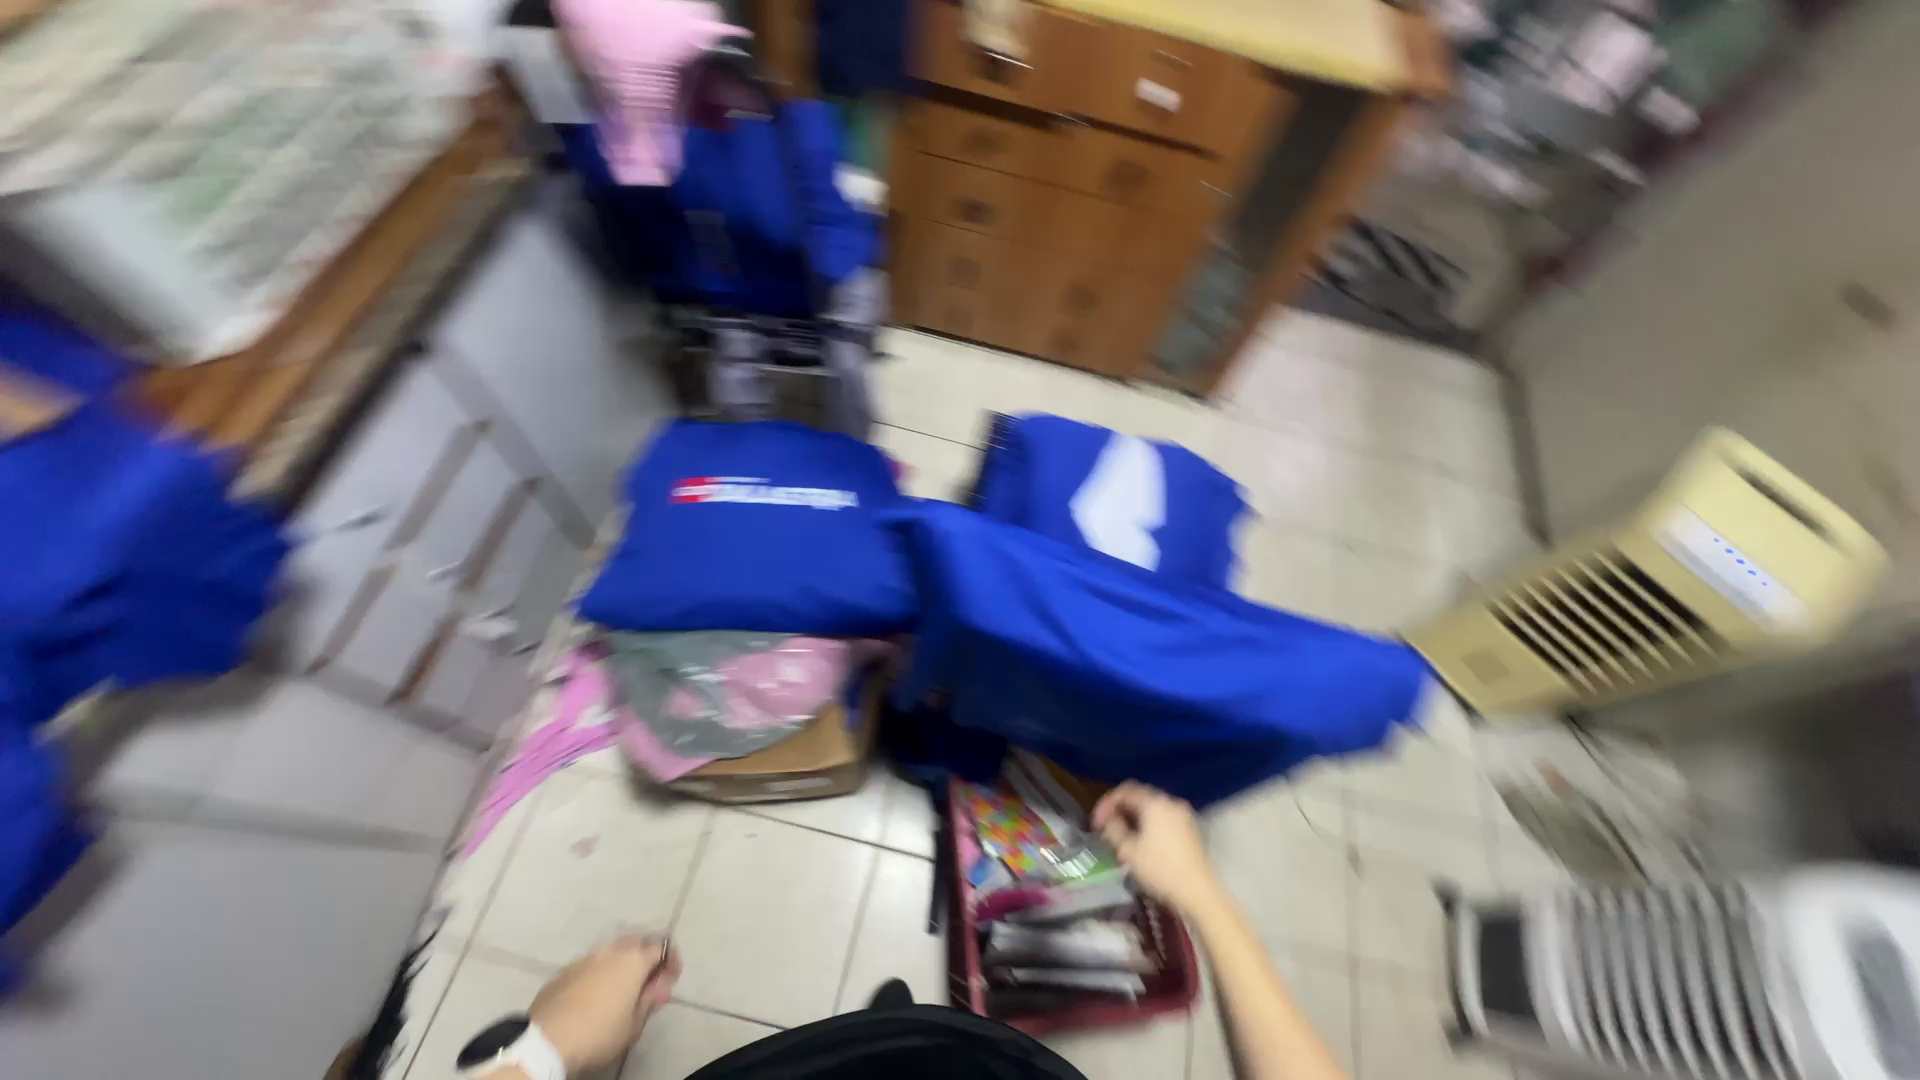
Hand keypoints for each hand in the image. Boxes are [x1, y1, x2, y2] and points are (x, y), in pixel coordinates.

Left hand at [529, 935, 679, 1073]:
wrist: (545, 1042)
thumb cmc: (599, 1033)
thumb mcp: (634, 1024)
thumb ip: (651, 998)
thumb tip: (661, 984)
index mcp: (634, 959)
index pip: (663, 947)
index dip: (671, 962)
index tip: (669, 982)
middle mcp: (612, 950)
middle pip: (638, 942)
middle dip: (647, 957)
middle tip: (647, 982)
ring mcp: (585, 958)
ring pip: (612, 952)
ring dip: (621, 964)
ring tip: (620, 988)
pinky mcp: (563, 972)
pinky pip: (590, 965)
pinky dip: (598, 974)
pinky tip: (593, 995)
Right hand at [1092, 782, 1221, 914]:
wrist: (1198, 893)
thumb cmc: (1160, 870)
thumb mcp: (1128, 851)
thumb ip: (1113, 830)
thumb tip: (1108, 822)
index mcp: (1155, 803)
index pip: (1125, 791)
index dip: (1107, 804)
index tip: (1096, 823)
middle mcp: (1171, 803)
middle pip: (1140, 798)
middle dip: (1120, 811)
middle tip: (1107, 828)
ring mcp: (1184, 816)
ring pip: (1152, 809)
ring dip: (1134, 819)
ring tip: (1122, 838)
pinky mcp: (1191, 831)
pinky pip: (1164, 819)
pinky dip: (1149, 825)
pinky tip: (1142, 844)